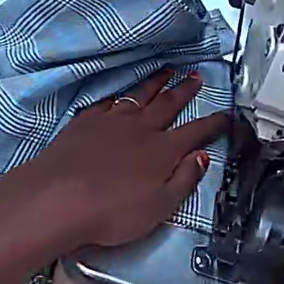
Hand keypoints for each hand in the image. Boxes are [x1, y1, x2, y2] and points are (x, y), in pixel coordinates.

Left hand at [0, 68, 225, 256]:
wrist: (58, 197)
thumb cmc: (111, 211)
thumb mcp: (159, 207)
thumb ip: (184, 180)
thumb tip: (202, 156)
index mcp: (162, 151)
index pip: (195, 132)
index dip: (213, 124)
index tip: (226, 115)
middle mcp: (139, 129)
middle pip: (167, 104)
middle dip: (184, 91)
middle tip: (196, 76)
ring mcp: (110, 121)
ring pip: (138, 96)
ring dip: (154, 83)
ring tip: (166, 71)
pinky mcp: (85, 121)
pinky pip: (107, 102)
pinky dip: (118, 96)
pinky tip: (119, 96)